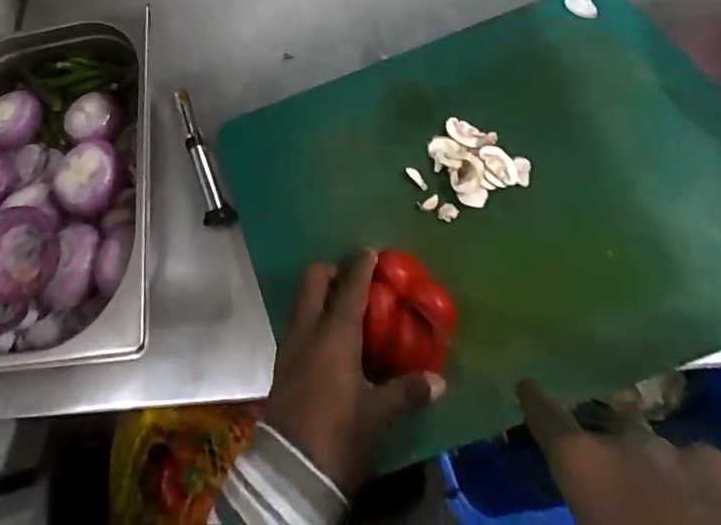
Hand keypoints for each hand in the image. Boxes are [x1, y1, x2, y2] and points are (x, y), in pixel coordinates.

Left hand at [263, 250, 446, 490]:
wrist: (292, 468)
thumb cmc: (340, 432)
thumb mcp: (379, 414)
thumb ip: (407, 392)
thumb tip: (438, 381)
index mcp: (335, 333)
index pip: (349, 287)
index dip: (360, 266)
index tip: (370, 251)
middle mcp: (308, 329)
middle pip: (313, 281)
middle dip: (331, 271)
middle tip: (353, 280)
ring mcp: (289, 344)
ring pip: (301, 301)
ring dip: (319, 294)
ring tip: (343, 308)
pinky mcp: (281, 363)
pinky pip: (297, 324)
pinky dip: (312, 318)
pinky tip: (327, 338)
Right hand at [518, 380, 720, 524]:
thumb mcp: (594, 524)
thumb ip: (588, 503)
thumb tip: (589, 495)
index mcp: (591, 464)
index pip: (549, 417)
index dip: (538, 402)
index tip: (528, 384)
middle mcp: (642, 446)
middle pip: (623, 437)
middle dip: (628, 459)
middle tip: (637, 497)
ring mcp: (712, 462)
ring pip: (688, 464)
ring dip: (685, 486)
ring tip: (696, 520)